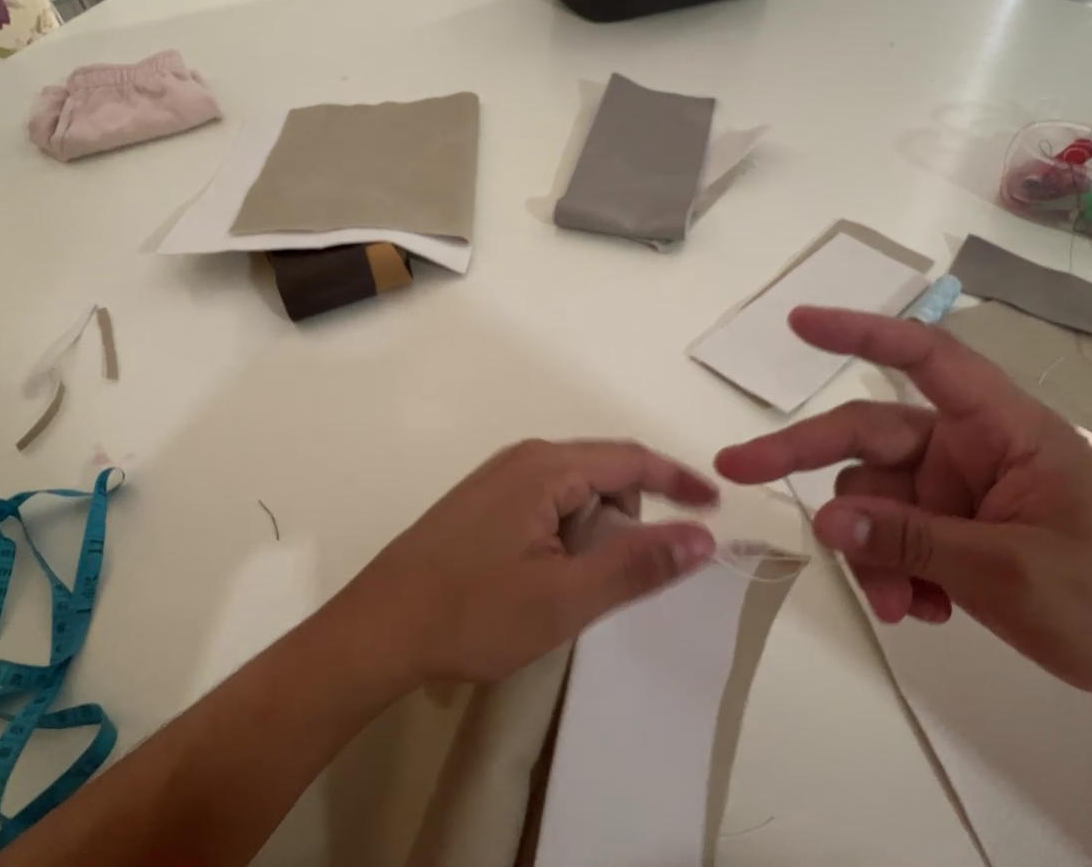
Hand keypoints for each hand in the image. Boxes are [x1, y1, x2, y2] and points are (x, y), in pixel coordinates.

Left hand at [335, 439, 718, 685]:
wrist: (376, 632)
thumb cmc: (473, 613)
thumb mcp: (566, 597)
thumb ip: (638, 563)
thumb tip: (702, 536)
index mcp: (544, 468)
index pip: (631, 459)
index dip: (679, 481)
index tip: (715, 509)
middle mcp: (520, 459)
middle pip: (602, 471)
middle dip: (630, 515)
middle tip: (624, 574)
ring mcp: (495, 480)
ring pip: (573, 491)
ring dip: (595, 530)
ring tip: (577, 585)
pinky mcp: (480, 504)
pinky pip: (545, 504)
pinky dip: (567, 533)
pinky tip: (547, 575)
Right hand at [715, 308, 1091, 697]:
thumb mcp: (1009, 571)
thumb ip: (913, 542)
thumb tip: (826, 521)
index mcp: (1001, 428)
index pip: (927, 358)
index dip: (862, 332)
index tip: (799, 324)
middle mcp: (971, 449)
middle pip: (871, 437)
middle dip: (805, 456)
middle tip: (739, 470)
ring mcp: (961, 493)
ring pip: (876, 501)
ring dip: (870, 552)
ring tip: (897, 606)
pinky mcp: (958, 533)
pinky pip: (896, 538)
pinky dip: (893, 572)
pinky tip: (920, 612)